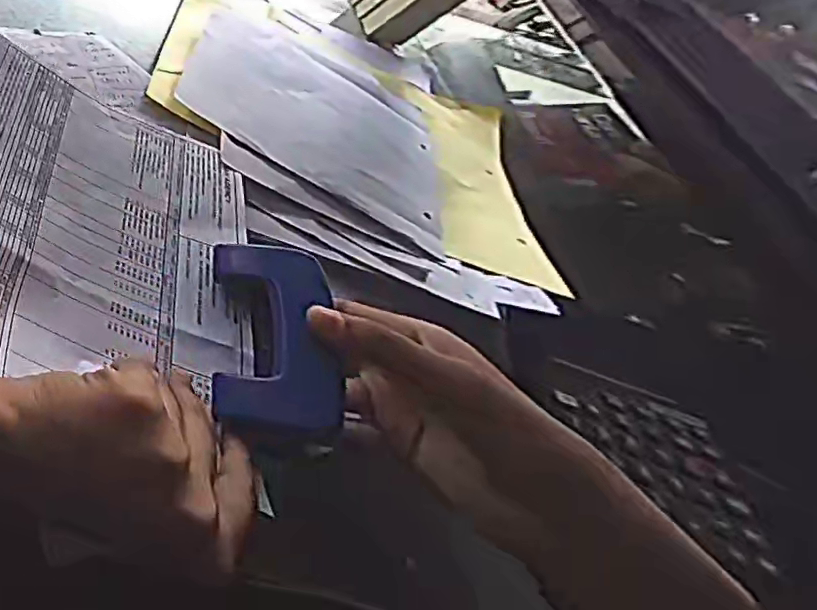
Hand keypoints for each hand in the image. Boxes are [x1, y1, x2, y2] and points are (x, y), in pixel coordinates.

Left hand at [0, 360, 254, 582]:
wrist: (15, 451)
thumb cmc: (66, 488)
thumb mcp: (142, 515)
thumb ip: (186, 490)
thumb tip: (216, 437)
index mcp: (198, 542)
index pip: (244, 500)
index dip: (238, 466)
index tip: (234, 440)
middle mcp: (192, 500)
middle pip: (211, 434)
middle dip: (185, 414)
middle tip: (155, 410)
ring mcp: (168, 447)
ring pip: (178, 395)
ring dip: (151, 391)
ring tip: (111, 407)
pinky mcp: (141, 402)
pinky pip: (146, 370)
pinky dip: (122, 371)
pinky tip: (97, 389)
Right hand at [307, 301, 754, 609]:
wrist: (548, 509)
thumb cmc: (513, 429)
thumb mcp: (444, 376)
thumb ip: (380, 347)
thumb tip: (322, 317)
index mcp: (414, 339)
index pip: (353, 316)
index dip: (317, 310)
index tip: (278, 309)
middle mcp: (399, 368)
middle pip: (339, 349)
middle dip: (305, 347)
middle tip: (268, 348)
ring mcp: (394, 404)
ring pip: (337, 385)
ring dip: (310, 385)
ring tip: (277, 384)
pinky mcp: (390, 440)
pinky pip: (345, 424)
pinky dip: (323, 421)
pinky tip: (303, 420)